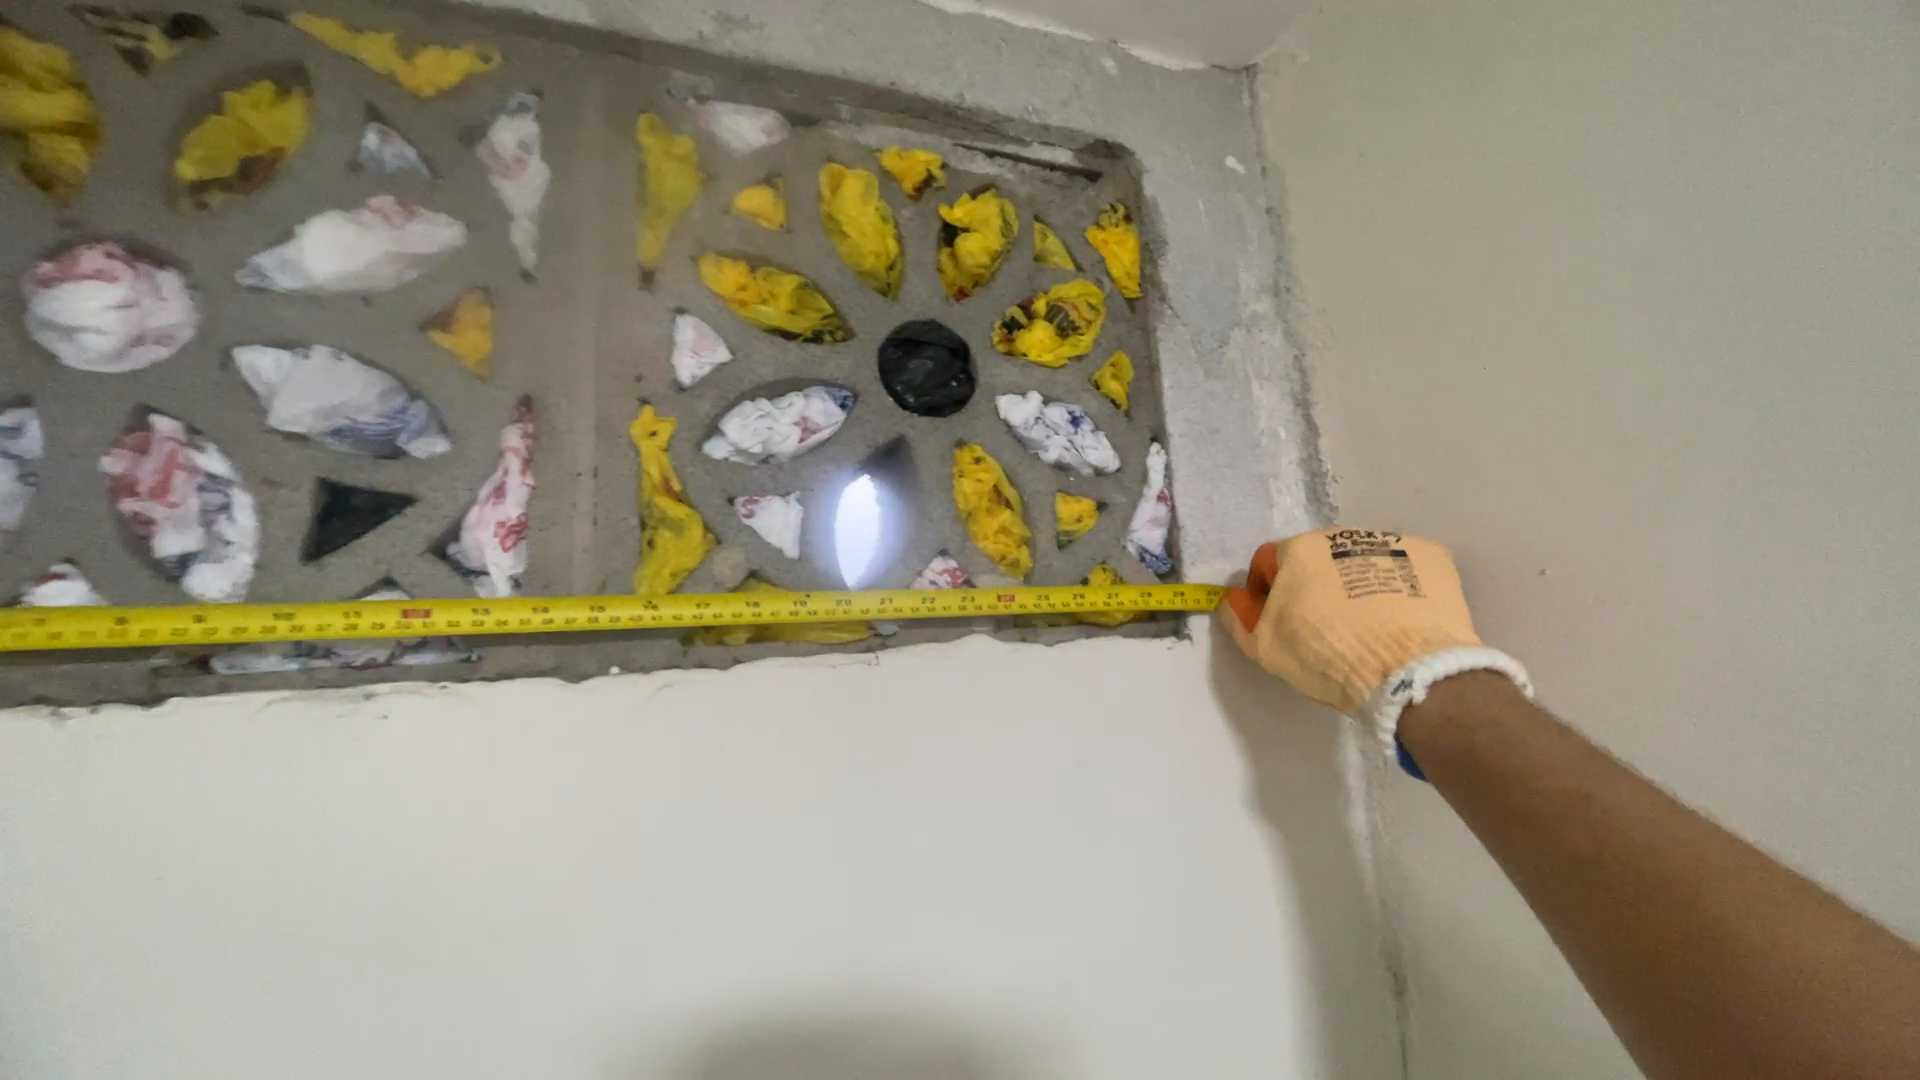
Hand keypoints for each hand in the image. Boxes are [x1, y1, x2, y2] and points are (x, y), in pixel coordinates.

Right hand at [1217, 529, 1523, 735]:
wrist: (1408, 671)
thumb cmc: (1326, 656)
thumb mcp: (1265, 648)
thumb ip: (1239, 617)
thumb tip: (1234, 599)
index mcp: (1297, 550)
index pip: (1268, 562)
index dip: (1267, 591)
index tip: (1278, 619)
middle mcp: (1341, 535)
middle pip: (1316, 558)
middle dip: (1313, 583)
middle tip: (1324, 623)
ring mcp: (1390, 542)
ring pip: (1361, 560)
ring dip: (1356, 582)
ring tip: (1367, 623)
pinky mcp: (1432, 557)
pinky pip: (1403, 568)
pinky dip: (1398, 586)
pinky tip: (1400, 617)